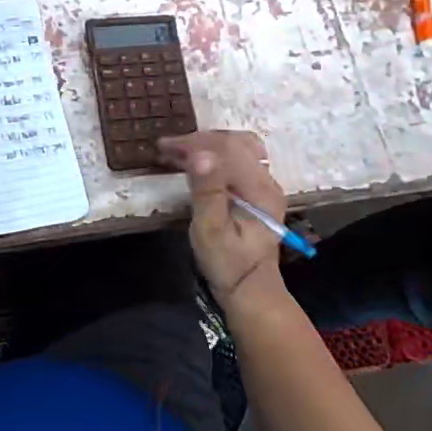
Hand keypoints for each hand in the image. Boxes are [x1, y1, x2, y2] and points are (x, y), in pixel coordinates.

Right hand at [159, 131, 286, 309]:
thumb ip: (207, 191)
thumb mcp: (211, 231)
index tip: (164, 147)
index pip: (227, 150)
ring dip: (205, 145)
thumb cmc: (228, 263)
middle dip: (199, 141)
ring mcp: (264, 185)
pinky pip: (236, 161)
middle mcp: (267, 181)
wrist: (249, 289)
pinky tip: (193, 163)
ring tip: (176, 153)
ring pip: (236, 148)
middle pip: (235, 143)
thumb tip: (200, 156)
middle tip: (167, 149)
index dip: (194, 143)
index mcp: (259, 190)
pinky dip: (213, 156)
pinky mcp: (256, 191)